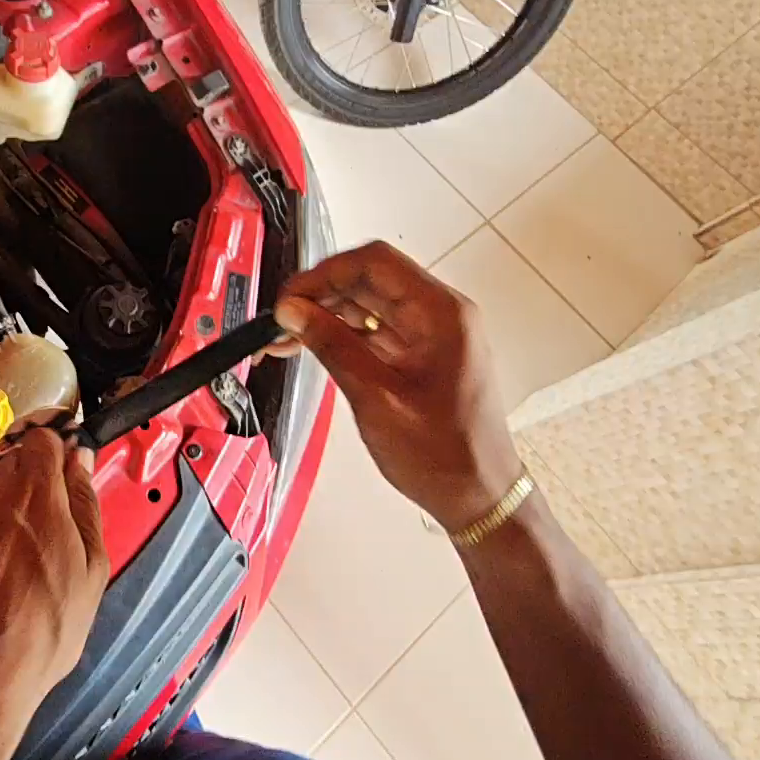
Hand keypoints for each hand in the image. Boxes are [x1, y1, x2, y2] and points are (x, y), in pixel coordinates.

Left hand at [0, 428, 108, 759]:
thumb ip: (86, 504)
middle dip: (29, 488)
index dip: (55, 453)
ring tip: (11, 564)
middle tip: (44, 529)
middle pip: (12, 466)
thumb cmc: (40, 631)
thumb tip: (82, 464)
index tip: (63, 472)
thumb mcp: (92, 569)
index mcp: (38, 494)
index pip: (42, 439)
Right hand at [271, 241, 522, 532]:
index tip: (291, 298)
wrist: (477, 496)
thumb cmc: (444, 456)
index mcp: (442, 315)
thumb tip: (294, 311)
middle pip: (368, 279)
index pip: (374, 263)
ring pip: (366, 303)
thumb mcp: (375, 398)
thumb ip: (332, 346)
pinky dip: (340, 334)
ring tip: (287, 337)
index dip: (324, 274)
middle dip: (319, 295)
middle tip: (282, 319)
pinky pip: (374, 328)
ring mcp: (431, 334)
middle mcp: (440, 315)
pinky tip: (311, 347)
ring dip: (325, 315)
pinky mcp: (420, 353)